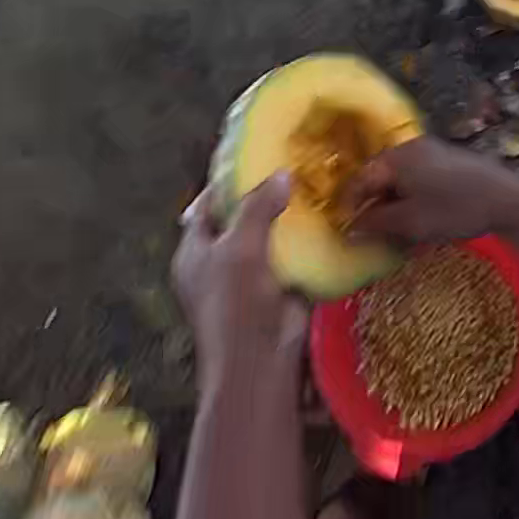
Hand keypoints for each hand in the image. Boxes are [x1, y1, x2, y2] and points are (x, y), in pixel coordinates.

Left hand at [173, 173, 306, 376]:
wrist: (261, 359)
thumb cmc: (236, 303)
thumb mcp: (240, 247)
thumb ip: (256, 208)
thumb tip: (281, 174)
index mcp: (194, 251)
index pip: (206, 205)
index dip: (226, 183)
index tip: (255, 159)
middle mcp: (218, 262)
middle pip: (239, 219)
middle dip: (262, 197)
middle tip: (292, 168)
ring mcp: (249, 277)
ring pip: (268, 237)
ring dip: (287, 219)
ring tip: (314, 187)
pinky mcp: (278, 288)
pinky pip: (290, 257)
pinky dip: (304, 241)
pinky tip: (324, 221)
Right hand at [344, 137, 518, 243]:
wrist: (508, 200)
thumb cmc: (453, 209)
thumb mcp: (410, 222)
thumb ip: (376, 223)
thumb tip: (350, 227)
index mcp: (396, 157)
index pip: (362, 179)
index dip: (350, 205)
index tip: (347, 229)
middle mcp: (412, 148)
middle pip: (382, 177)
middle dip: (375, 206)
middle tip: (373, 234)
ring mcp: (435, 153)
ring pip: (403, 181)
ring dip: (396, 206)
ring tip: (399, 233)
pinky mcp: (452, 163)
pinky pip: (422, 181)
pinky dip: (416, 200)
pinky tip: (423, 222)